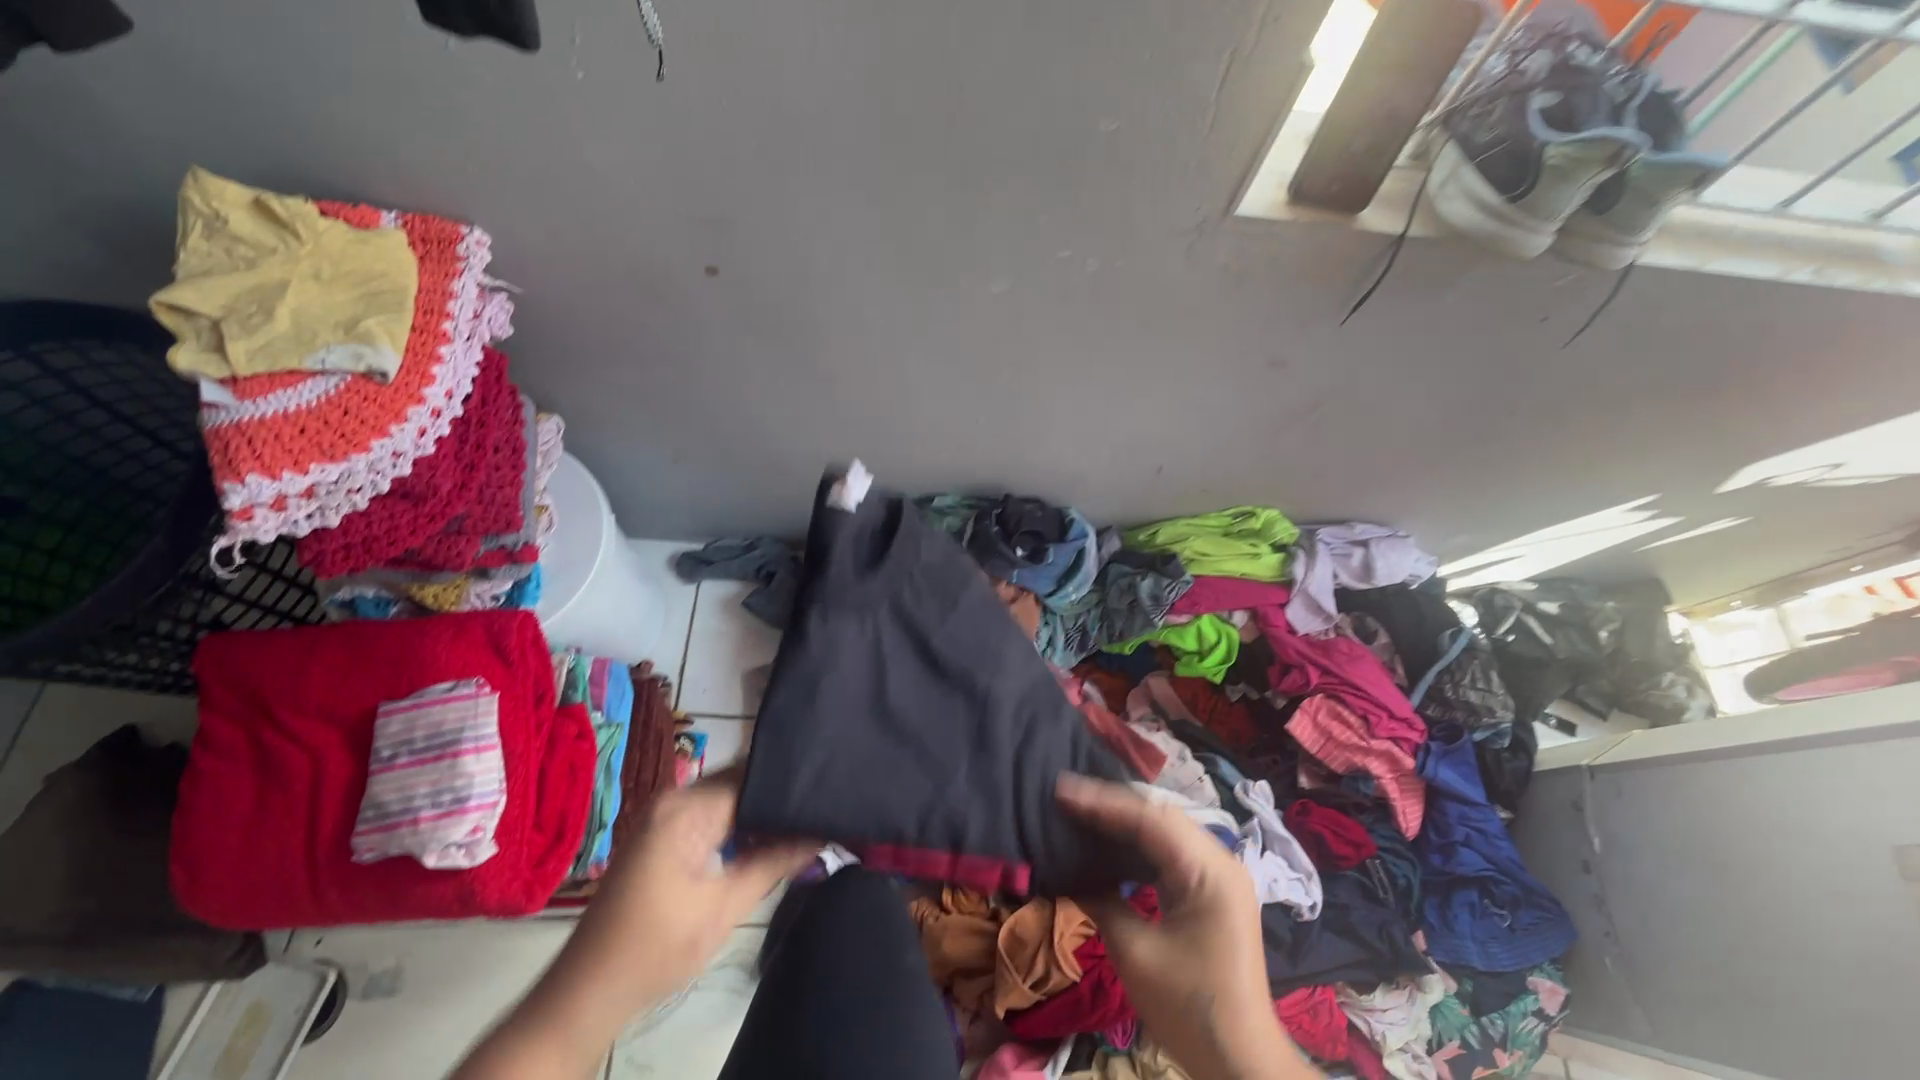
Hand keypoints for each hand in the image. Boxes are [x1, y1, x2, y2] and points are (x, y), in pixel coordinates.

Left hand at [567, 772, 816, 1019]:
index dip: (794, 786)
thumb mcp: (726, 907)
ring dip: (763, 812)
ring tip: (811, 822)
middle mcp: (673, 799)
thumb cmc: (657, 947)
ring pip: (729, 798)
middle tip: (829, 808)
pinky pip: (713, 814)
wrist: (591, 988)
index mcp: (684, 809)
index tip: (833, 793)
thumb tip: (823, 835)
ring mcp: (664, 815)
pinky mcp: (663, 834)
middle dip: (783, 797)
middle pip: (741, 781)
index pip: (754, 776)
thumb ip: (776, 862)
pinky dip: (741, 825)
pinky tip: (771, 840)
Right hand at [1057, 773, 1313, 1079]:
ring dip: (1126, 822)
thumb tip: (1068, 872)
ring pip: (1168, 832)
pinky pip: (1174, 853)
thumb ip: (1101, 902)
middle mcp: (1221, 863)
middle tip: (1066, 796)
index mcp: (1209, 871)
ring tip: (1081, 813)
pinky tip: (1112, 846)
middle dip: (1113, 805)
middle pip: (1162, 817)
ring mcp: (1222, 878)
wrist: (1241, 1061)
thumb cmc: (1189, 1007)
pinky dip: (1141, 845)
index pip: (1149, 819)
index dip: (1103, 802)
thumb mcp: (1135, 954)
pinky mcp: (1216, 894)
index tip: (1061, 790)